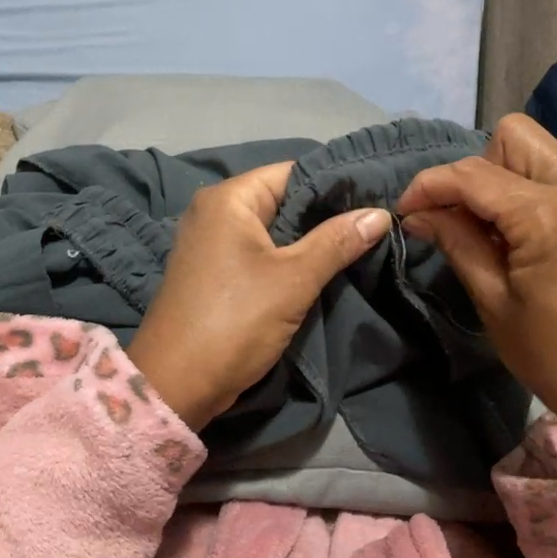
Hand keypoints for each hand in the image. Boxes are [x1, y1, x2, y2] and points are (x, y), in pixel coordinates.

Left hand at [130, 163, 391, 429]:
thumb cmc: (235, 321)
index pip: (293, 172)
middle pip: (283, 200)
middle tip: (375, 226)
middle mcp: (214, 211)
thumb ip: (337, 242)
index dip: (336, 184)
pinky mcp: (213, 274)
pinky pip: (259, 255)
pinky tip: (321, 272)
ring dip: (309, 241)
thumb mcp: (294, 280)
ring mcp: (210, 244)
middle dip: (326, 215)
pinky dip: (288, 261)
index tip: (377, 199)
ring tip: (359, 246)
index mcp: (228, 199)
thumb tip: (381, 213)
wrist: (176, 385)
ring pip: (272, 231)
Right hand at [397, 114, 556, 468]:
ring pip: (537, 152)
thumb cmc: (553, 358)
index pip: (474, 174)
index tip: (405, 210)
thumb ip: (456, 242)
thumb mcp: (493, 301)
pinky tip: (520, 238)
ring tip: (490, 231)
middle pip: (513, 137)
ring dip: (503, 176)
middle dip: (475, 169)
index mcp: (549, 217)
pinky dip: (529, 191)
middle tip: (462, 219)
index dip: (430, 186)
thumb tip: (418, 213)